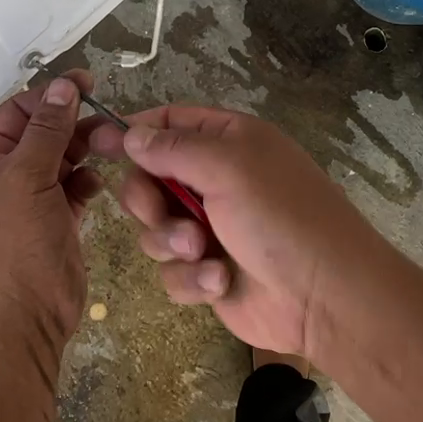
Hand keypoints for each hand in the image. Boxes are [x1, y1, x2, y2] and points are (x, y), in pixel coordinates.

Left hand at [0, 71, 103, 363]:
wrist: (17, 327)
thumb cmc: (12, 248)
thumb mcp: (26, 178)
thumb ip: (47, 130)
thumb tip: (62, 86)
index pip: (18, 110)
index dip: (52, 95)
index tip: (89, 83)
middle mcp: (3, 175)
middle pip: (43, 132)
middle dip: (74, 124)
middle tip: (111, 122)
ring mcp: (29, 201)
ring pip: (61, 159)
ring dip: (84, 151)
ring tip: (112, 148)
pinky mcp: (54, 223)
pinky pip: (73, 189)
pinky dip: (86, 181)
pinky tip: (98, 183)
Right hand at [90, 107, 388, 361]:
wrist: (326, 298)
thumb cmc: (281, 217)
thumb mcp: (229, 166)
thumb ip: (173, 147)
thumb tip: (128, 132)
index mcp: (227, 141)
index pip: (168, 123)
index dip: (132, 132)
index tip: (96, 145)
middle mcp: (215, 180)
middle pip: (147, 178)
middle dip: (148, 199)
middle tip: (161, 211)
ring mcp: (210, 227)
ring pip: (153, 228)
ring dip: (171, 241)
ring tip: (202, 252)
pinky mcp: (206, 272)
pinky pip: (170, 271)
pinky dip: (191, 278)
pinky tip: (219, 282)